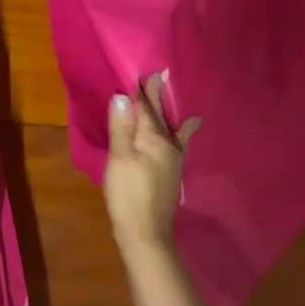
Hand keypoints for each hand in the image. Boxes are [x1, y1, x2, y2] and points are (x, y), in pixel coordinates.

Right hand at [104, 71, 200, 252]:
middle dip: (157, 100)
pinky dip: (182, 138)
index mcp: (155, 140)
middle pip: (161, 118)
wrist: (146, 231)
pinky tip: (183, 141)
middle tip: (159, 79)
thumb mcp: (119, 159)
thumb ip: (121, 128)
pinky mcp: (171, 175)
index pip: (147, 110)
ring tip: (185, 108)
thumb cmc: (128, 194)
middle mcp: (169, 147)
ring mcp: (173, 162)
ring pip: (171, 132)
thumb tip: (121, 96)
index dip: (143, 93)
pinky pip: (177, 146)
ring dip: (170, 117)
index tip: (146, 73)